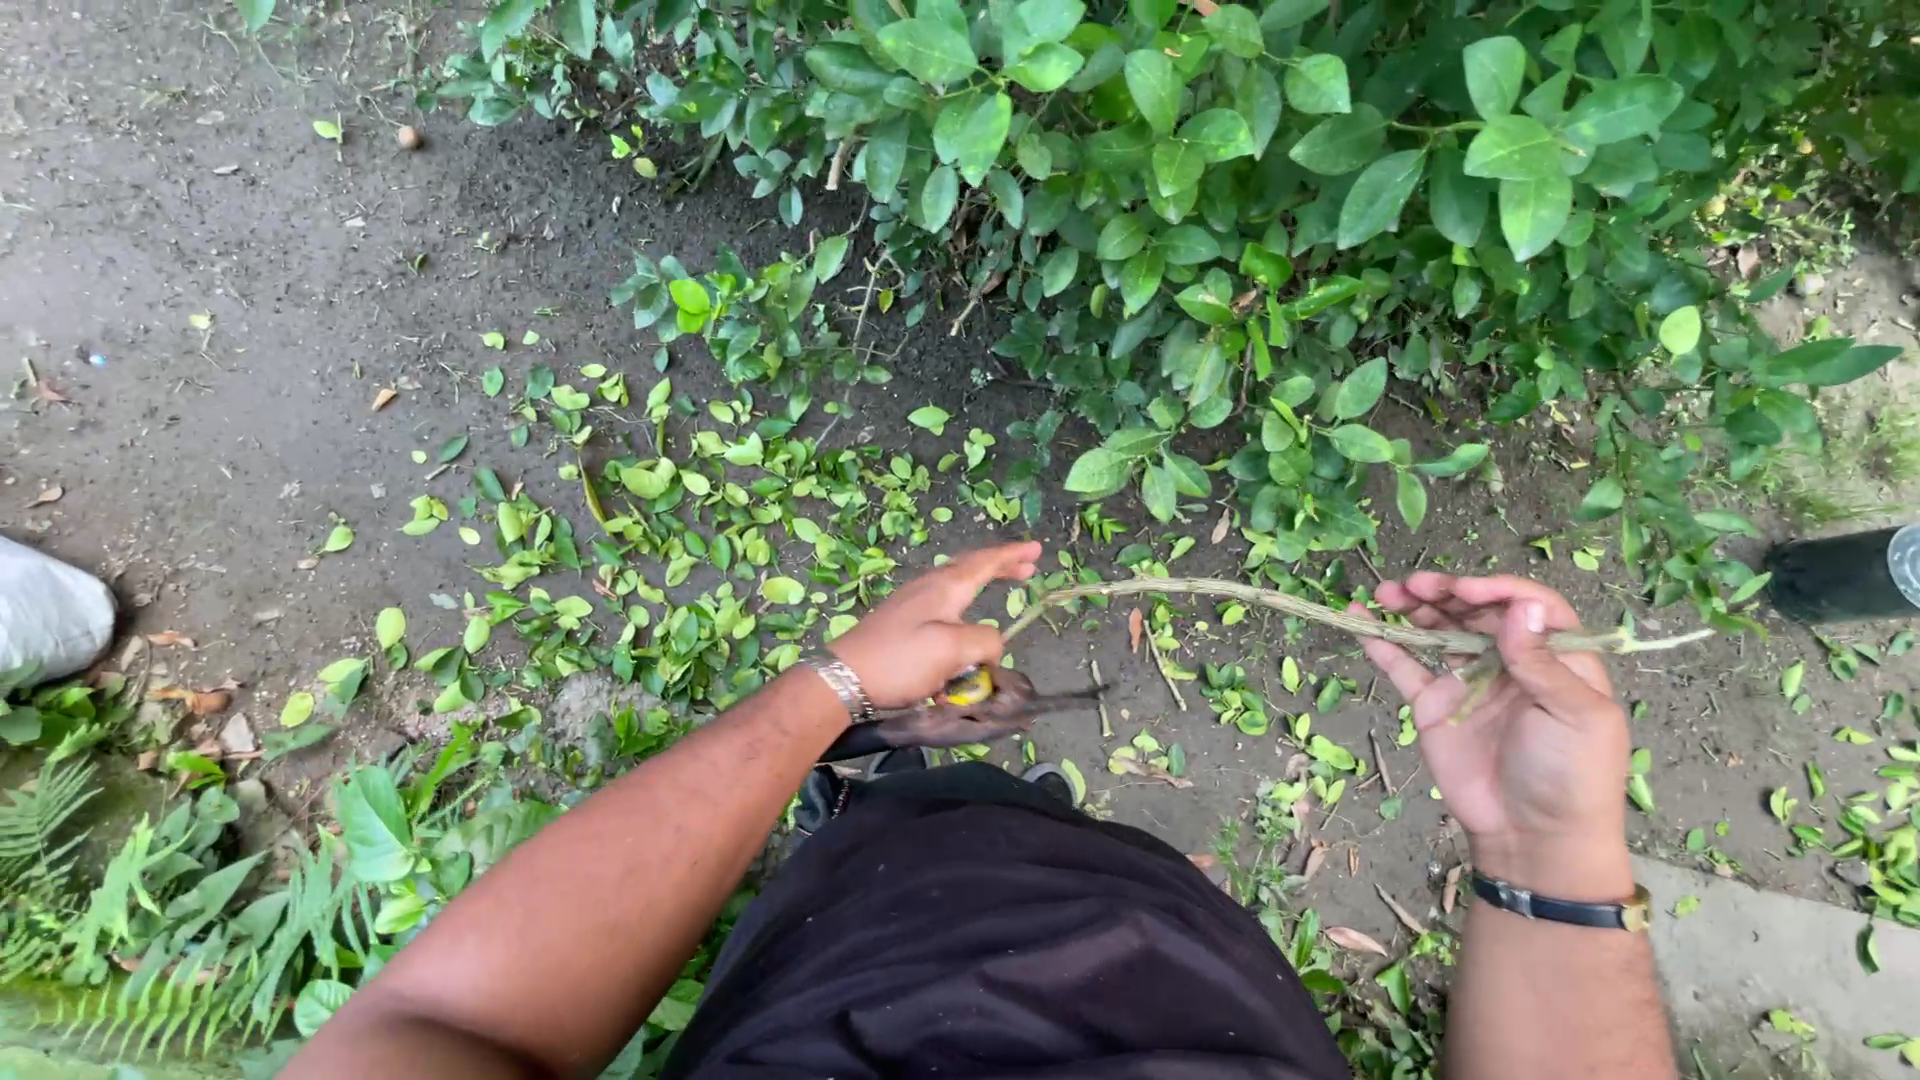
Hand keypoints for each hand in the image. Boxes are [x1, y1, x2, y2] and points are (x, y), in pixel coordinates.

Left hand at [828, 541, 1041, 709]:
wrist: (844, 677)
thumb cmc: (900, 660)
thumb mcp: (952, 650)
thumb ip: (984, 642)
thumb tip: (992, 645)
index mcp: (944, 587)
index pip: (985, 562)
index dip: (1012, 555)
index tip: (1037, 549)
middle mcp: (929, 587)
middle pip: (971, 568)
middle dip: (1000, 566)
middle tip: (1027, 568)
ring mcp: (912, 603)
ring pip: (956, 588)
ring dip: (982, 589)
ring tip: (999, 597)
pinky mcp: (901, 622)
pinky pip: (942, 610)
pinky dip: (963, 611)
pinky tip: (963, 629)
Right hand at [1350, 573, 1633, 899]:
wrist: (1531, 834)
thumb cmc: (1572, 775)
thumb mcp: (1574, 715)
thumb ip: (1542, 661)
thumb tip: (1521, 605)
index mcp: (1555, 660)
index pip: (1528, 608)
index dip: (1496, 591)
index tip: (1464, 590)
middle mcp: (1508, 663)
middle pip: (1474, 613)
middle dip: (1444, 592)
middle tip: (1412, 585)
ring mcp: (1466, 682)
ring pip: (1436, 631)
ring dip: (1411, 608)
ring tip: (1383, 594)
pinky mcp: (1432, 704)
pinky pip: (1403, 665)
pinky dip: (1380, 642)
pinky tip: (1359, 619)